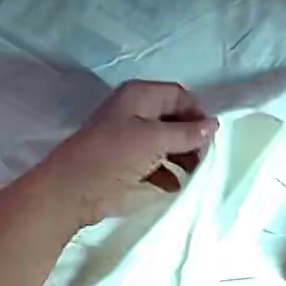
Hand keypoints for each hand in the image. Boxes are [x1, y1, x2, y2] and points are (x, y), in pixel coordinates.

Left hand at [30, 80, 217, 228]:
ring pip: (163, 143)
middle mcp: (134, 113)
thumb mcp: (154, 140)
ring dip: (180, 157)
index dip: (197, 113)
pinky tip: (174, 187)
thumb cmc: (113, 156)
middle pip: (172, 120)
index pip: (179, 96)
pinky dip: (165, 174)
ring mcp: (127, 140)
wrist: (72, 189)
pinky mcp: (123, 165)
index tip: (211, 136)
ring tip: (193, 174)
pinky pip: (152, 164)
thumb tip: (213, 125)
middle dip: (190, 137)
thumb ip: (186, 133)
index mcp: (139, 96)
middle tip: (205, 158)